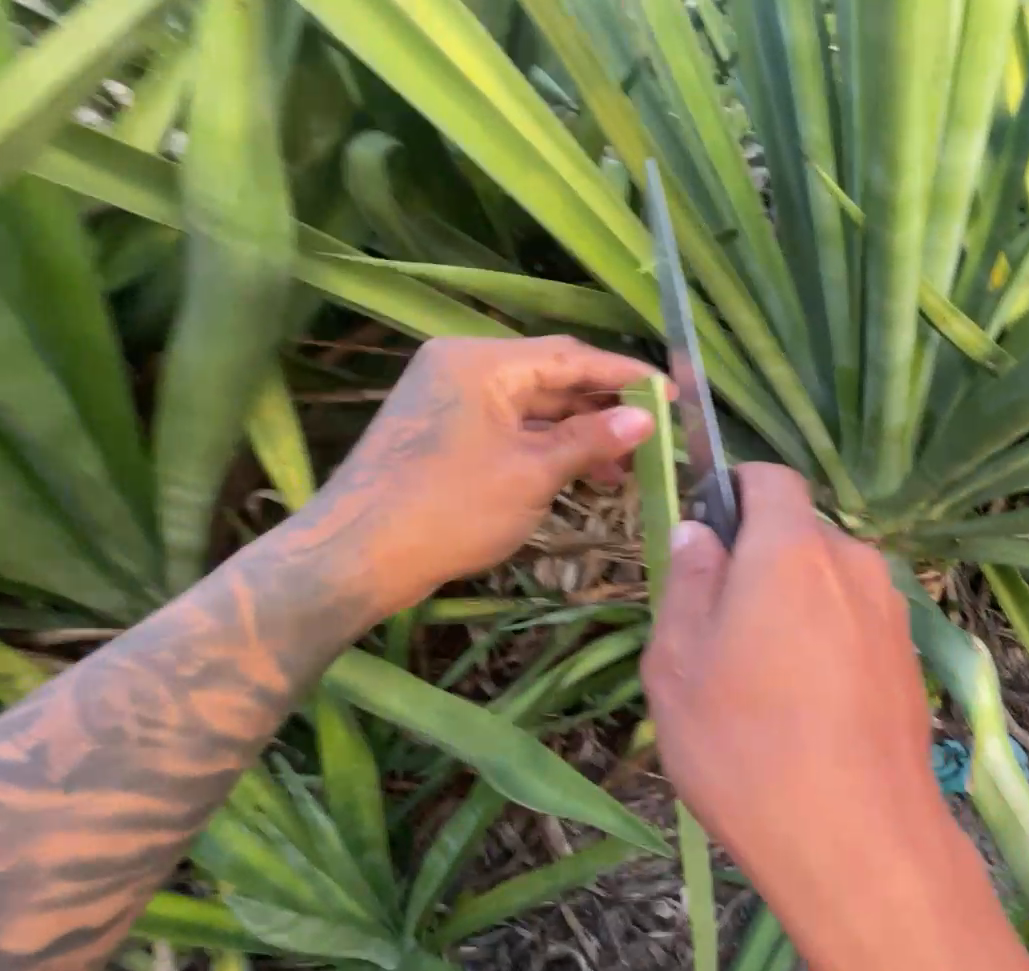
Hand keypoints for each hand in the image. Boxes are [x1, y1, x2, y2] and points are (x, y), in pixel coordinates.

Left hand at [299, 336, 658, 612]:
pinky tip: (586, 471)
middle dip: (606, 406)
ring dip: (584, 431)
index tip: (671, 395)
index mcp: (482, 363)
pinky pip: (516, 426)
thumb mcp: (534, 472)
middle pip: (555, 376)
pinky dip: (553, 444)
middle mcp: (466, 368)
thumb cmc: (451, 508)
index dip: (626, 375)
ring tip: (627, 466)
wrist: (357, 556)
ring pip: (538, 405)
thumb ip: (593, 439)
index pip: (572, 356)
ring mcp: (455, 399)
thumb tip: (646, 418)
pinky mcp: (450, 431)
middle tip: (655, 434)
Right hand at [640, 465, 1028, 970]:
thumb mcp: (678, 661)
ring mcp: (893, 609)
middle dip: (761, 560)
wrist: (857, 833)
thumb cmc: (744, 745)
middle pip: (802, 534)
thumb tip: (700, 530)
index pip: (772, 479)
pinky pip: (859, 620)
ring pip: (832, 581)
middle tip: (721, 627)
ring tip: (764, 678)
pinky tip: (811, 703)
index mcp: (795, 549)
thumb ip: (689, 579)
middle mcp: (856, 563)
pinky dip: (831, 636)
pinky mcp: (912, 653)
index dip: (736, 489)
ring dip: (796, 604)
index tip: (710, 528)